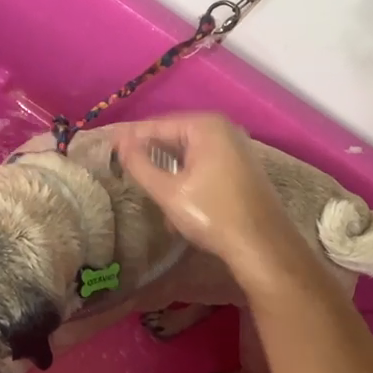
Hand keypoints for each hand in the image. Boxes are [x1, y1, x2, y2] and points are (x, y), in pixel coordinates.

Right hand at [110, 113, 309, 274]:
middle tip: (125, 168)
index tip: (109, 147)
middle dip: (152, 156)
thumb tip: (120, 142)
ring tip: (149, 190)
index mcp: (206, 126)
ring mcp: (237, 148)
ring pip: (190, 155)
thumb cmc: (213, 215)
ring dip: (169, 173)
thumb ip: (140, 165)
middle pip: (175, 138)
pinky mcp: (243, 168)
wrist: (264, 247)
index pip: (158, 125)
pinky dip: (188, 179)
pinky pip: (206, 165)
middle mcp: (225, 129)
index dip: (131, 138)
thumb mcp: (168, 191)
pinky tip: (176, 204)